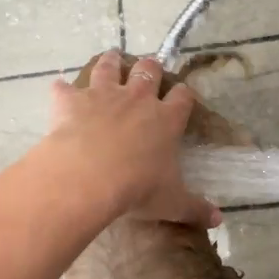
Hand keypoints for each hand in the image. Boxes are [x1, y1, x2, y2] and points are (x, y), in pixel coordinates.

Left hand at [44, 53, 220, 228]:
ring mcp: (102, 95)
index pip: (183, 97)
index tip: (183, 96)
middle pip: (148, 71)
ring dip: (110, 62)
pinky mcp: (71, 101)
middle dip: (150, 68)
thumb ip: (195, 208)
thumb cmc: (138, 188)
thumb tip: (218, 220)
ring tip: (111, 58)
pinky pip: (64, 88)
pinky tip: (60, 90)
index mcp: (166, 120)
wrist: (89, 177)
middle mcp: (137, 99)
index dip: (184, 95)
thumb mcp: (171, 202)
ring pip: (108, 67)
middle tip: (149, 70)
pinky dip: (62, 89)